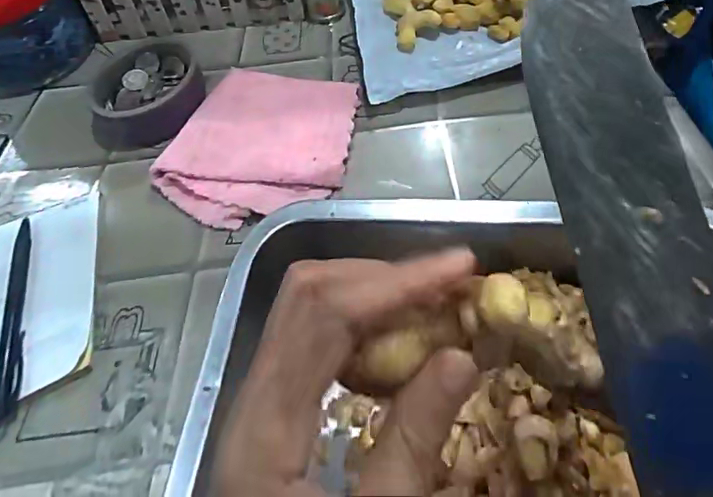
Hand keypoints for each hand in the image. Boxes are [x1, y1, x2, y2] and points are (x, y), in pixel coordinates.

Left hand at [213, 249, 480, 496]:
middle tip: (452, 285)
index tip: (459, 267)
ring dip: (375, 297)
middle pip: (311, 295)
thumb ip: (412, 444)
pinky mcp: (272, 412)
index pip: (325, 312)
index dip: (395, 280)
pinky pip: (314, 343)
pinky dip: (361, 329)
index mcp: (265, 426)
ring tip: (436, 307)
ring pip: (310, 310)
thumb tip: (461, 354)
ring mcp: (258, 400)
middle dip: (386, 278)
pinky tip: (398, 349)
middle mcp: (252, 396)